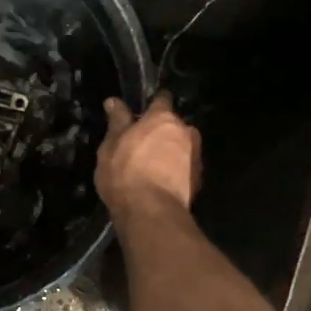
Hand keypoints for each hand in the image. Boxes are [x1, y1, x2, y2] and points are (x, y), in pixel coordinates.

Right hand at [96, 93, 201, 220]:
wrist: (151, 211)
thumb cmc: (125, 172)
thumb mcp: (111, 146)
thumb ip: (116, 121)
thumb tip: (114, 101)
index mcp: (162, 119)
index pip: (162, 99)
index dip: (153, 103)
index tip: (144, 110)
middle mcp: (185, 131)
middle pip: (174, 125)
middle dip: (162, 131)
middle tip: (143, 144)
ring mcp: (195, 155)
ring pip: (182, 146)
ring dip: (170, 150)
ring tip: (152, 165)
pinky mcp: (199, 178)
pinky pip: (185, 166)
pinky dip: (176, 169)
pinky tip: (161, 181)